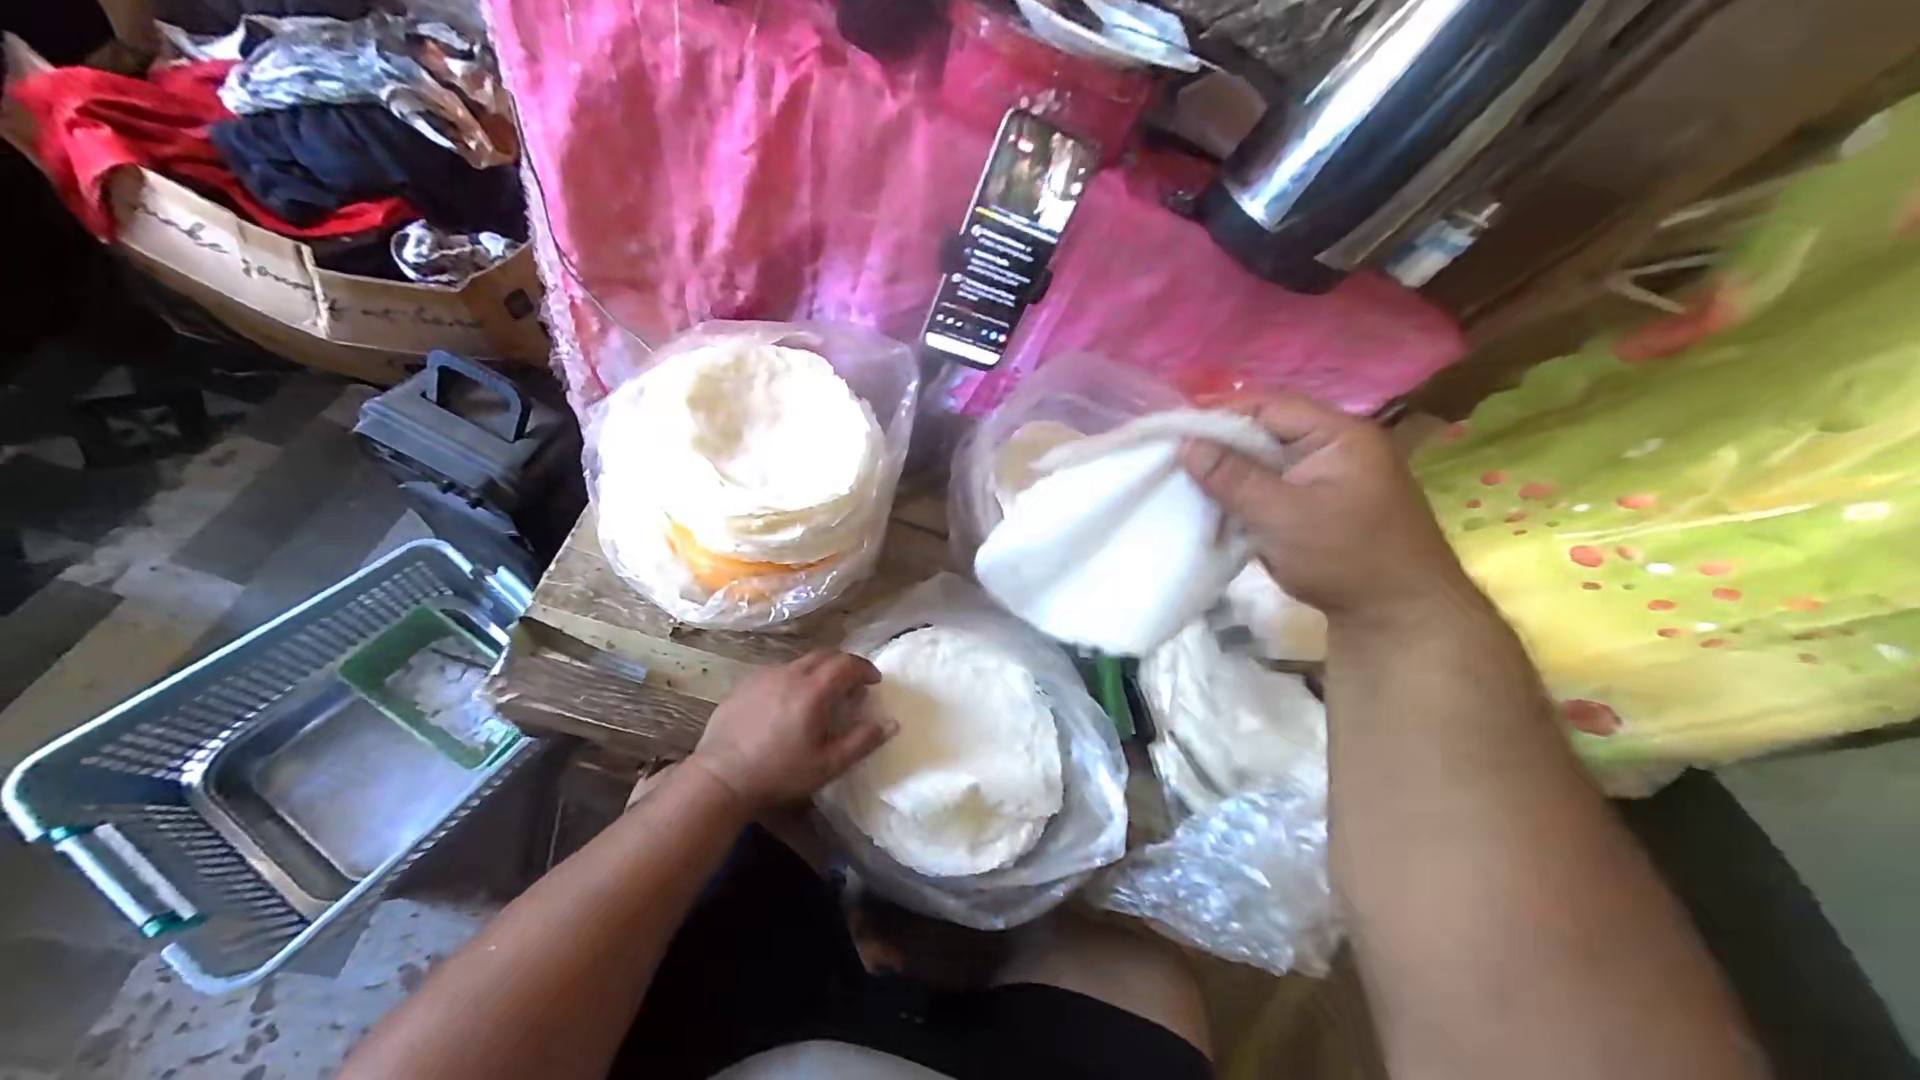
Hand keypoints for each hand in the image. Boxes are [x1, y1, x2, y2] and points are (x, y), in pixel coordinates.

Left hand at [689, 650, 896, 811]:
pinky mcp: (743, 684)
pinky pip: (777, 673)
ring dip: (817, 672)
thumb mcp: (828, 764)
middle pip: (824, 655)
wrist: (720, 777)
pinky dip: (793, 680)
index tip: (874, 681)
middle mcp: (789, 673)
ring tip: (821, 696)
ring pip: (799, 663)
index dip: (865, 668)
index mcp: (812, 690)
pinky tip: (787, 704)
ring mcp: (763, 676)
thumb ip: (863, 741)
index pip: (847, 663)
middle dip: (843, 665)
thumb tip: (891, 723)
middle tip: (852, 684)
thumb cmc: (779, 772)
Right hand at [1182, 394, 1474, 625]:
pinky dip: (1245, 494)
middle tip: (1176, 454)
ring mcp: (1329, 479)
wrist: (1397, 617)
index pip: (1272, 406)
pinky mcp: (1320, 507)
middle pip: (1269, 431)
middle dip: (1222, 442)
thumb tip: (1187, 443)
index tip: (1176, 426)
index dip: (1222, 411)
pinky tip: (1218, 504)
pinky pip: (1274, 488)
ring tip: (1189, 479)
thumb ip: (1232, 477)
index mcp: (1340, 436)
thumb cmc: (1345, 558)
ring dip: (1231, 471)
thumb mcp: (1282, 516)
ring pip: (1268, 462)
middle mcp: (1336, 449)